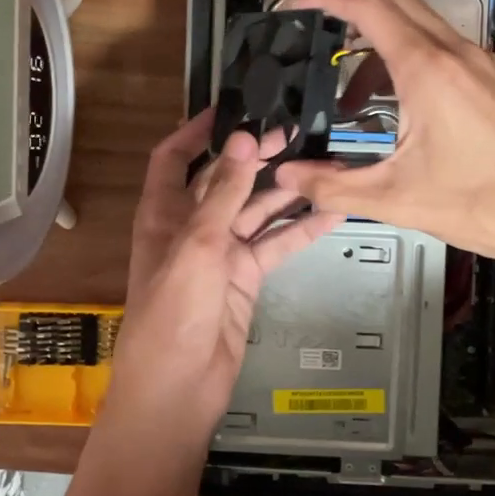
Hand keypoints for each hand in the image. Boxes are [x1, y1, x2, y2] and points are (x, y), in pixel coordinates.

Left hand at [107, 114, 343, 440]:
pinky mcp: (246, 279)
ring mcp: (221, 254)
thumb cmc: (174, 312)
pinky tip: (331, 212)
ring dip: (284, 191)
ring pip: (255, 211)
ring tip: (322, 164)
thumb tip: (243, 140)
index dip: (195, 132)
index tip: (230, 108)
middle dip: (254, 157)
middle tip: (293, 132)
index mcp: (163, 214)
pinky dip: (300, 230)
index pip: (173, 159)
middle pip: (223, 180)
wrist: (179, 387)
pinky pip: (275, 245)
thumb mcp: (197, 246)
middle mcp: (191, 228)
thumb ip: (223, 194)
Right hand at [273, 0, 494, 271]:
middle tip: (324, 35)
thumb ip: (335, 187)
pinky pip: (452, 52)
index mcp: (429, 72)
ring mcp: (487, 66)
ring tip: (362, 95)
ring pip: (426, 28)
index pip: (367, 5)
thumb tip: (295, 178)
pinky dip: (419, 63)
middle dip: (352, 12)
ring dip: (386, 46)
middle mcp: (461, 57)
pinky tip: (412, 110)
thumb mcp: (399, 200)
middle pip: (396, 1)